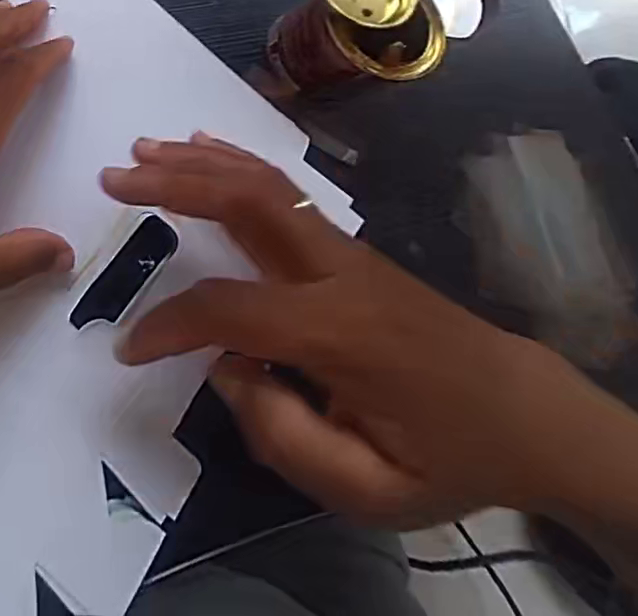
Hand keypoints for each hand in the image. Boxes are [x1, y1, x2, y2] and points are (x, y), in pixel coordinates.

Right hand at [101, 135, 637, 526]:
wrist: (523, 408)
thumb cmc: (448, 454)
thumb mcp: (369, 489)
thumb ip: (282, 436)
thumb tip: (227, 367)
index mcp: (338, 331)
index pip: (230, 308)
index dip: (170, 323)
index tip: (129, 348)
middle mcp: (336, 269)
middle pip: (246, 201)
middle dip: (174, 184)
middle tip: (114, 179)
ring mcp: (343, 246)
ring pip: (262, 183)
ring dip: (197, 162)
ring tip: (143, 151)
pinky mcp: (345, 243)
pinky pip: (282, 190)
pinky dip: (236, 162)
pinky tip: (204, 148)